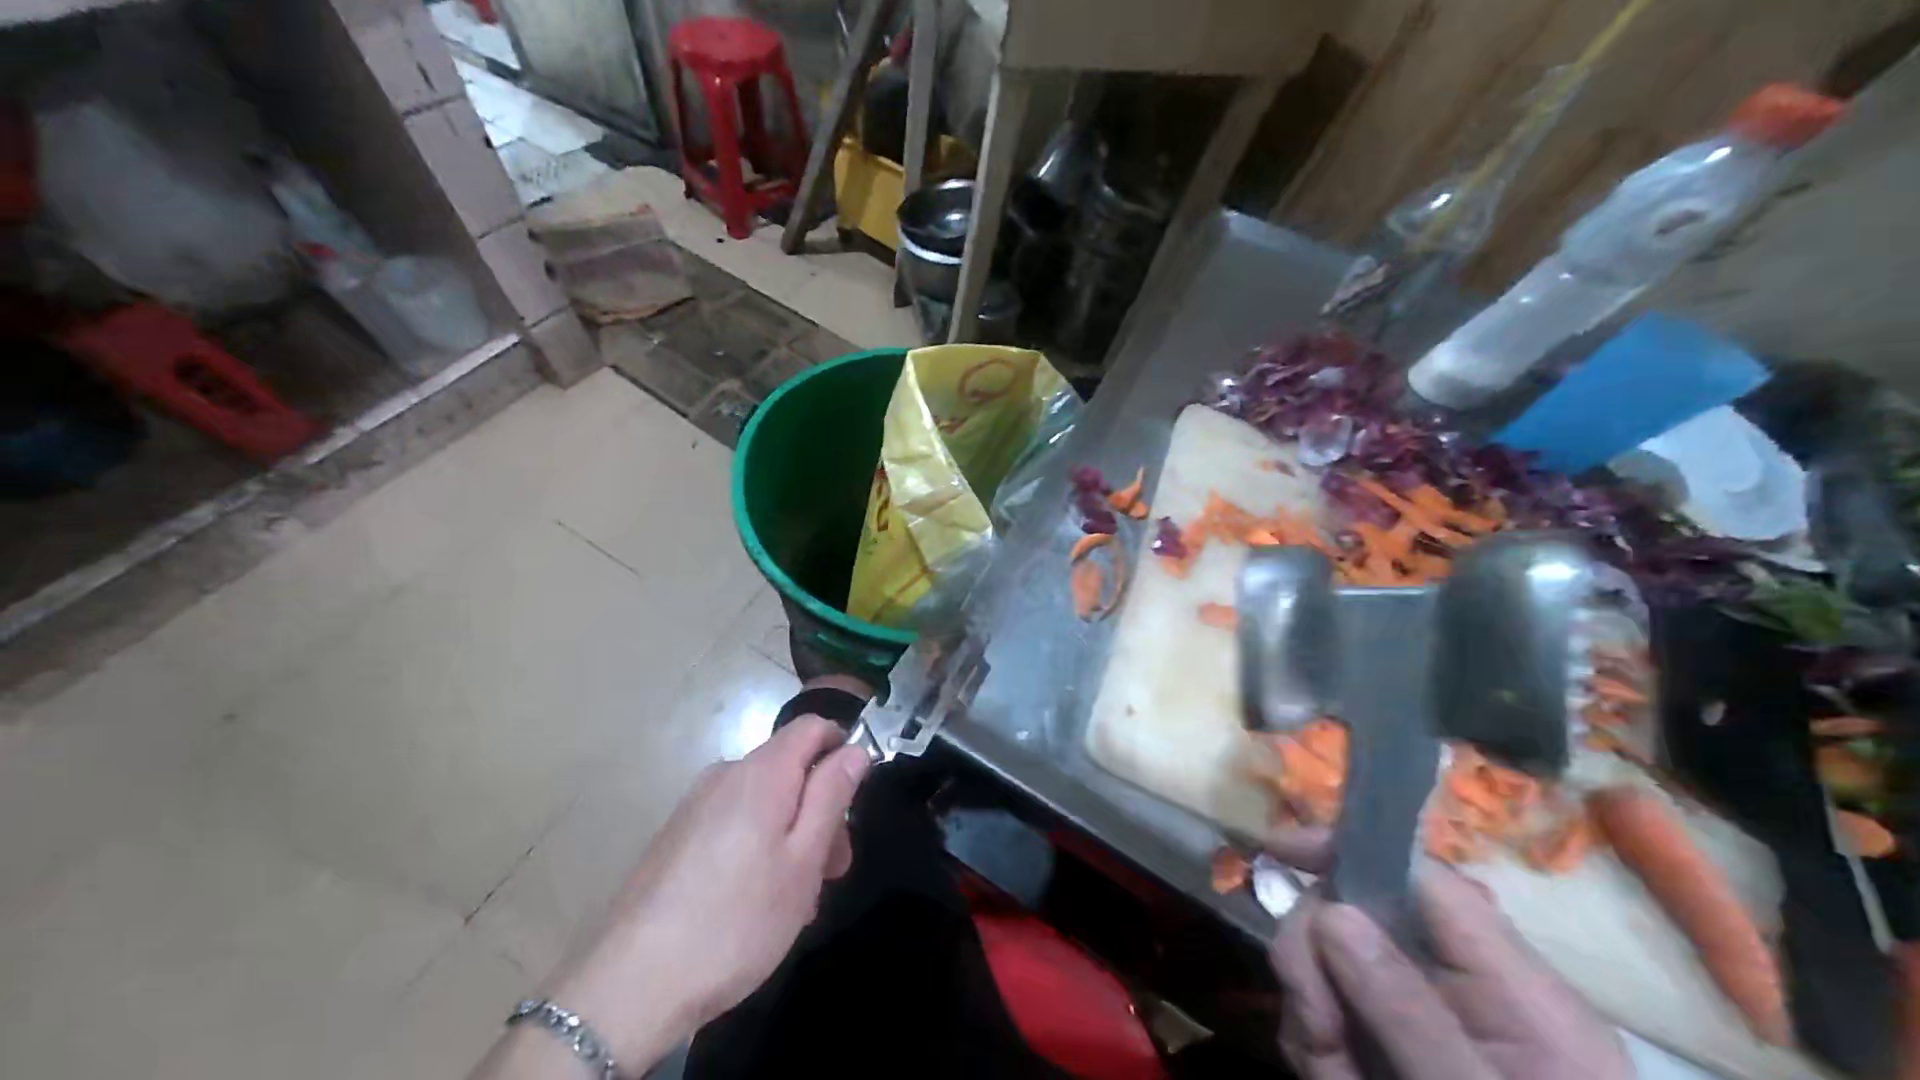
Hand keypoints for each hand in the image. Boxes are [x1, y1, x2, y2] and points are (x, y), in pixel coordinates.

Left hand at [543, 714, 870, 1069]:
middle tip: (832, 872)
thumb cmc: (736, 919)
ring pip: (764, 802)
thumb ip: (832, 795)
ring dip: (791, 836)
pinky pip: (734, 824)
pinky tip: (755, 903)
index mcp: (760, 772)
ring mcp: (695, 806)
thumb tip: (854, 751)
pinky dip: (758, 848)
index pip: (812, 727)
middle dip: (820, 809)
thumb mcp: (803, 860)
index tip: (853, 802)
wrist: (631, 984)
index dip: (842, 751)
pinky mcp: (676, 837)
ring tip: (796, 900)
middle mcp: (724, 775)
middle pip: (789, 769)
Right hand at [1267, 834, 1630, 1079]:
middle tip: (1314, 1025)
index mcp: (1518, 992)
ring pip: (1336, 964)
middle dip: (1317, 958)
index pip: (1425, 878)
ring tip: (1330, 1072)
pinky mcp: (1400, 1045)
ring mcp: (1431, 1019)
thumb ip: (1408, 1011)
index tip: (1278, 850)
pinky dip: (1316, 1039)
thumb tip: (1331, 910)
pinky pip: (1334, 1010)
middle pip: (1362, 915)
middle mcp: (1471, 991)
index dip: (1351, 849)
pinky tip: (1331, 1074)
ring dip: (1313, 1010)